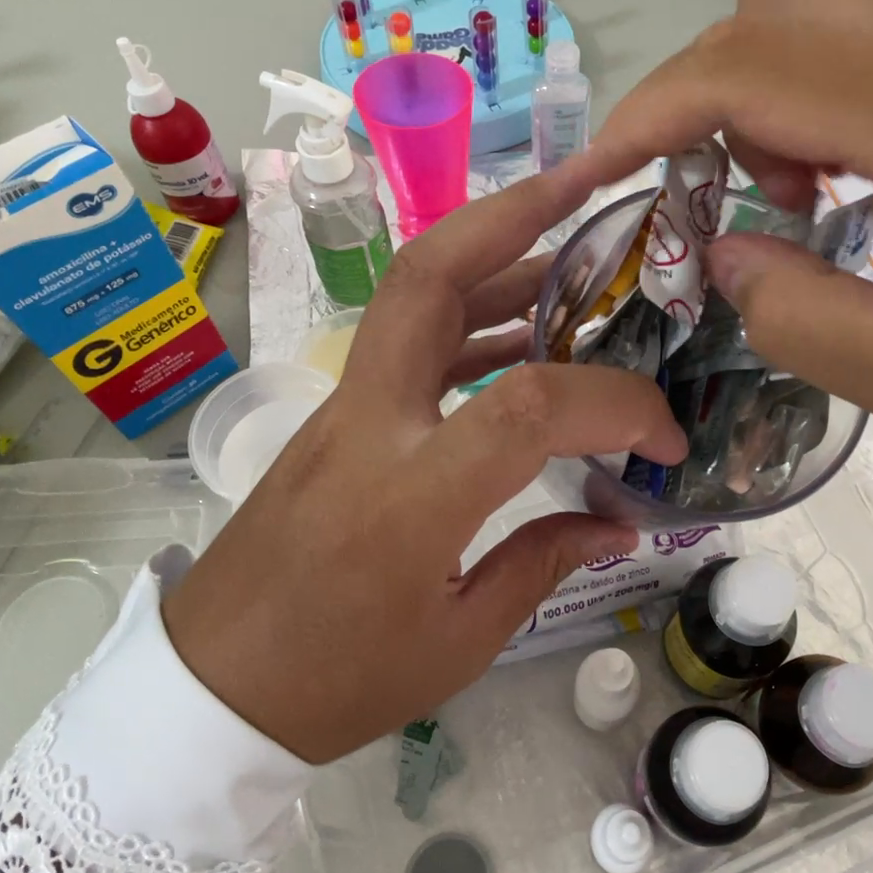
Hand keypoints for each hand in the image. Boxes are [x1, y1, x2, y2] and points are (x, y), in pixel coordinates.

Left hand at [161, 164, 685, 763]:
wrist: (211, 687)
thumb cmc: (338, 681)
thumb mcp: (460, 640)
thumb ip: (543, 562)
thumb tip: (616, 519)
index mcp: (411, 494)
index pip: (529, 404)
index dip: (614, 404)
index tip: (660, 437)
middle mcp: (373, 422)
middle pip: (432, 275)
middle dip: (514, 214)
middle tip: (588, 185)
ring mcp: (345, 408)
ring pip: (414, 293)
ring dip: (494, 256)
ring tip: (572, 258)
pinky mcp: (337, 414)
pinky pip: (408, 339)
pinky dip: (469, 315)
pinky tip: (521, 334)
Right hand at [572, 0, 872, 467]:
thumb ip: (810, 326)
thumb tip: (724, 254)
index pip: (755, 66)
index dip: (651, 110)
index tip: (598, 171)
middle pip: (777, 3)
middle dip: (706, 96)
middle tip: (738, 203)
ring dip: (769, 76)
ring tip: (804, 186)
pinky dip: (825, 68)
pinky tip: (861, 159)